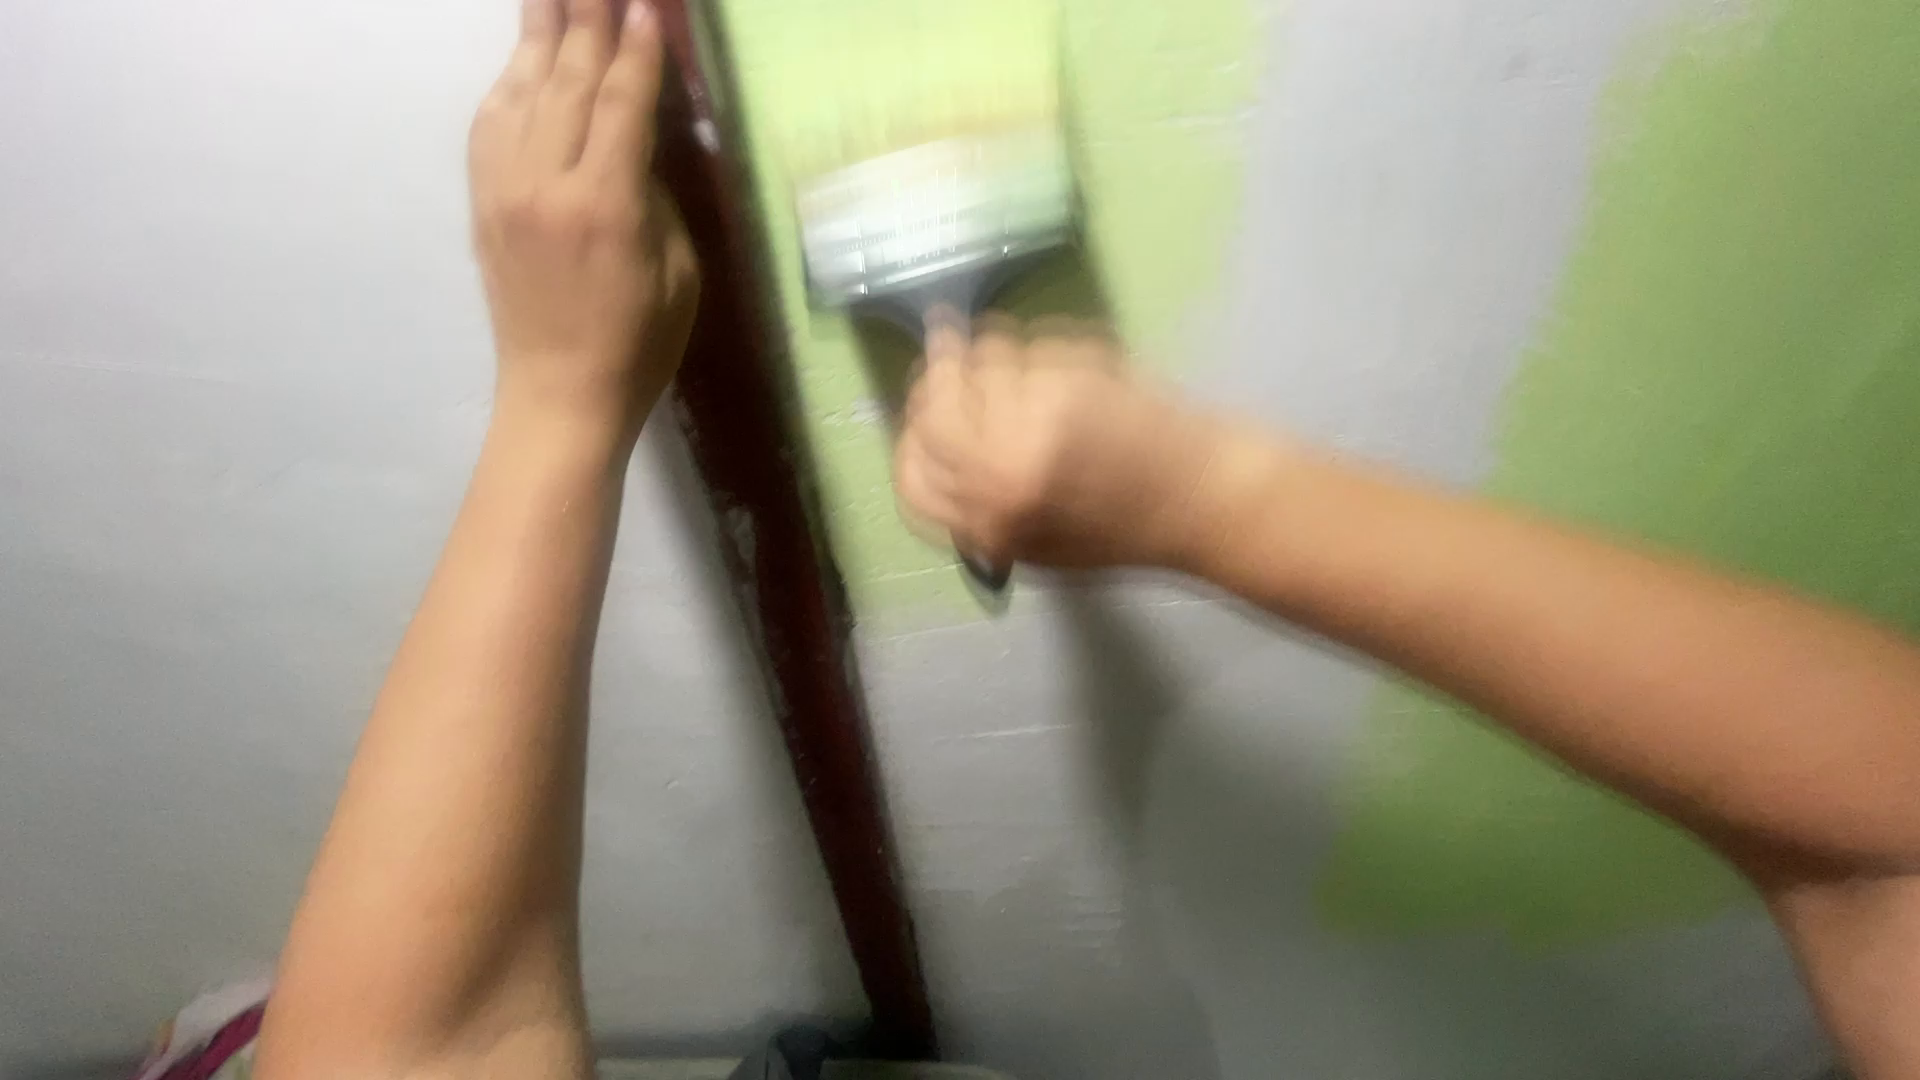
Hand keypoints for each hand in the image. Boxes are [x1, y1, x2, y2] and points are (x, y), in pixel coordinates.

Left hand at [469, 0, 698, 441]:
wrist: (561, 393)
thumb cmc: (640, 346)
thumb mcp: (680, 279)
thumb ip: (658, 205)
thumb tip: (638, 154)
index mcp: (607, 205)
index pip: (622, 105)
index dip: (636, 52)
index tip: (647, 8)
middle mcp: (546, 182)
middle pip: (566, 81)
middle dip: (586, 21)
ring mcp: (504, 189)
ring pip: (520, 91)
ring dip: (540, 36)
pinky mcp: (482, 203)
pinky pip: (489, 123)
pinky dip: (508, 84)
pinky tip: (522, 62)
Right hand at [894, 320, 1278, 572]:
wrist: (1204, 505)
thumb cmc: (1125, 532)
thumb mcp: (1038, 548)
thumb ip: (979, 512)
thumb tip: (932, 452)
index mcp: (987, 526)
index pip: (911, 475)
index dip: (909, 441)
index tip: (922, 415)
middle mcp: (996, 477)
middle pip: (930, 406)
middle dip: (940, 375)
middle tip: (953, 355)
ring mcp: (1030, 426)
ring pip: (980, 358)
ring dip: (1001, 355)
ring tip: (1038, 372)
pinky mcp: (1069, 387)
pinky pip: (1033, 345)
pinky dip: (1053, 349)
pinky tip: (1086, 377)